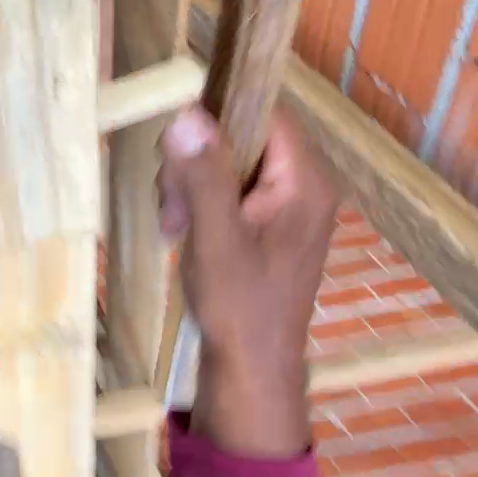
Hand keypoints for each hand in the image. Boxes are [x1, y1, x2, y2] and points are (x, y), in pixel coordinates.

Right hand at [159, 105, 340, 457]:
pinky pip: (226, 184)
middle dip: (193, 160)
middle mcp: (303, 185)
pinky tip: (183, 227)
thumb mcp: (214, 234)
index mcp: (305, 182)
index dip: (217, 115)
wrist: (252, 364)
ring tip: (175, 222)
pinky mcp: (267, 220)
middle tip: (171, 199)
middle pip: (239, 136)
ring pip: (225, 159)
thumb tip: (186, 112)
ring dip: (189, 182)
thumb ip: (203, 173)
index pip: (264, 113)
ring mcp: (286, 203)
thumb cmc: (239, 301)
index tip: (176, 139)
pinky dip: (197, 199)